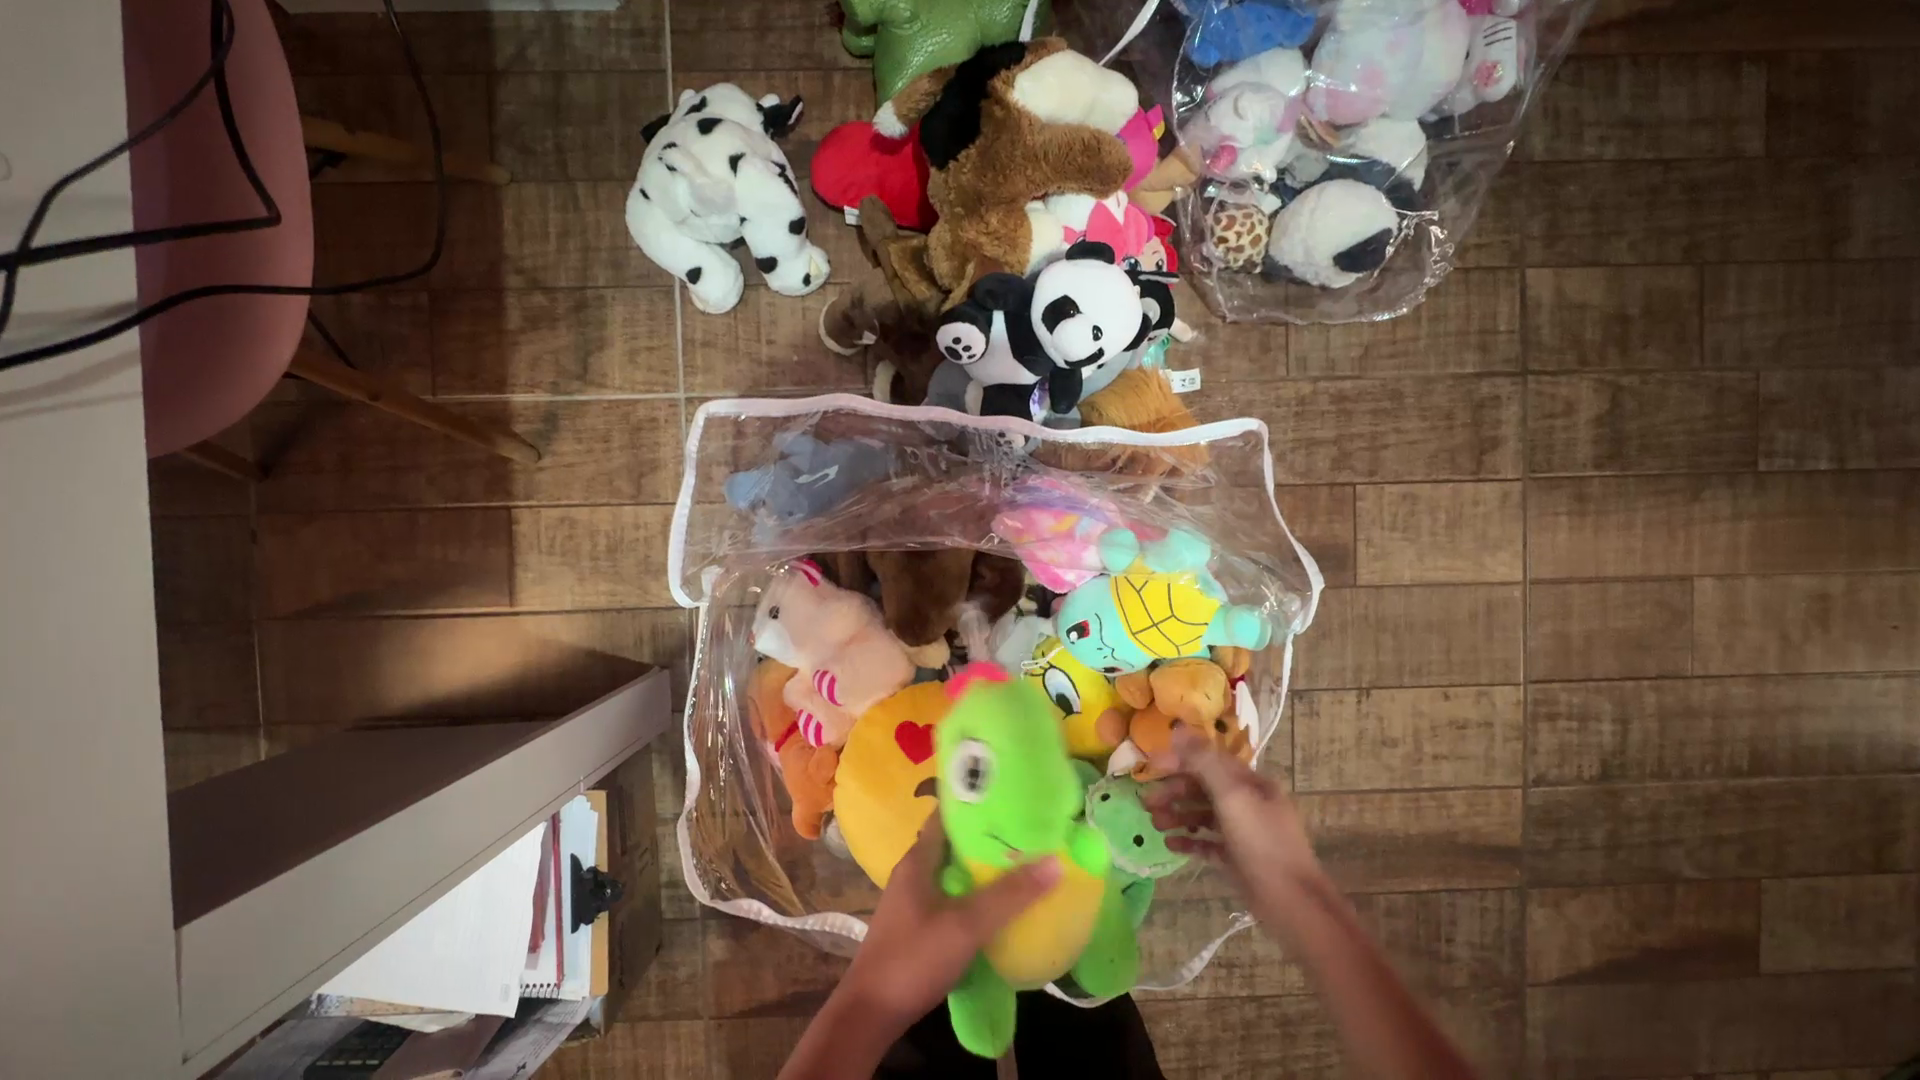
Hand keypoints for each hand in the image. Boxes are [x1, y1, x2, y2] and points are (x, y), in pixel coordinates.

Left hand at [840, 821, 1059, 1026]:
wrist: (870, 1014)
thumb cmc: (913, 959)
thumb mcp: (965, 925)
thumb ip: (1008, 895)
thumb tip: (1054, 861)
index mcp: (917, 861)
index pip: (945, 816)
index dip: (975, 805)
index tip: (1011, 799)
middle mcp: (913, 875)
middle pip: (953, 845)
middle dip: (987, 840)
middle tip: (1029, 835)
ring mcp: (914, 903)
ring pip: (953, 875)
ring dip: (982, 871)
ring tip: (1023, 868)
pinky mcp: (918, 929)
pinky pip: (952, 900)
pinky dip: (975, 898)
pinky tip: (1000, 909)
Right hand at [1143, 728, 1325, 941]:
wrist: (1292, 902)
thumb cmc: (1262, 843)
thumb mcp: (1232, 797)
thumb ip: (1204, 762)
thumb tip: (1178, 728)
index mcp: (1251, 783)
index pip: (1209, 761)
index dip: (1179, 761)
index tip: (1151, 769)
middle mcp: (1248, 802)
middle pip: (1203, 788)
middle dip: (1174, 792)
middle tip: (1146, 803)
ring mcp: (1242, 831)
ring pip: (1203, 815)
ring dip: (1177, 815)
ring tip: (1154, 824)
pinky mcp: (1236, 858)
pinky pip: (1207, 842)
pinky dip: (1189, 841)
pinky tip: (1170, 844)